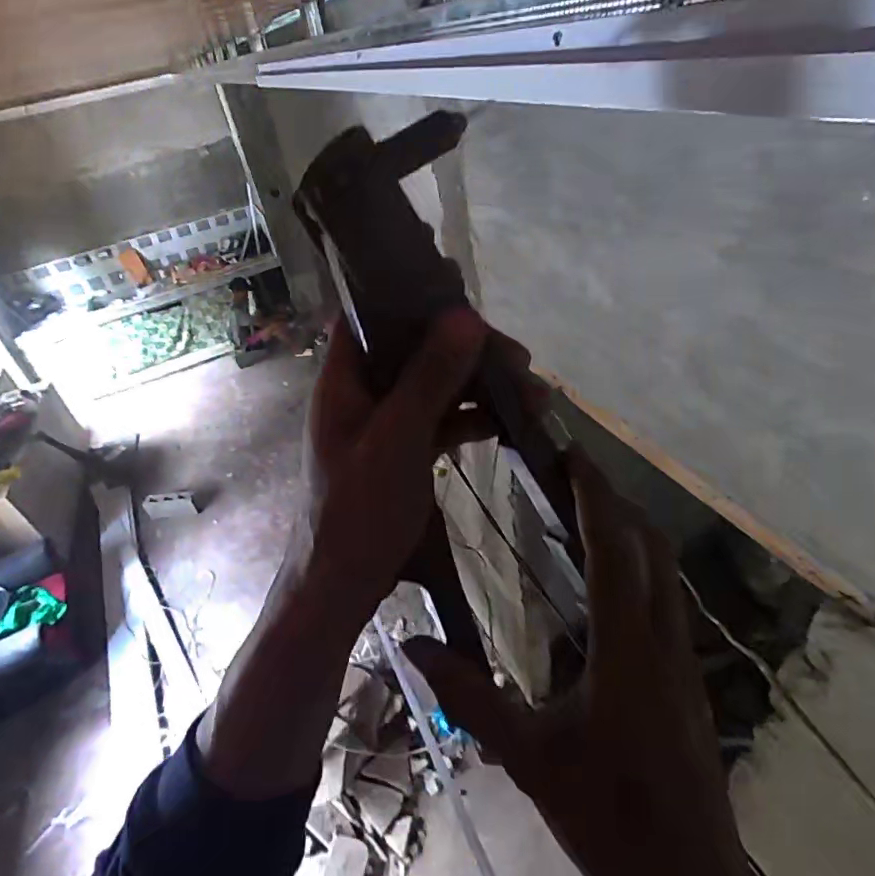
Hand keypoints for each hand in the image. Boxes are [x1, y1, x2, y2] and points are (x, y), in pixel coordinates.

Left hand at [303, 308, 490, 615]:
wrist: (342, 585)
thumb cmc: (358, 510)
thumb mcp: (398, 439)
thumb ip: (429, 378)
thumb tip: (466, 317)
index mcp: (343, 379)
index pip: (366, 316)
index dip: (406, 295)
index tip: (458, 290)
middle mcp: (362, 392)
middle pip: (413, 349)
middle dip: (465, 348)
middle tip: (517, 357)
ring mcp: (384, 422)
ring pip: (433, 385)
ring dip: (478, 384)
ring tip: (532, 391)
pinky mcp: (403, 449)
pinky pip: (440, 419)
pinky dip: (472, 417)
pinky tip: (511, 421)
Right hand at [403, 453, 768, 875]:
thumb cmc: (608, 815)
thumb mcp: (531, 759)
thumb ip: (471, 699)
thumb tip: (413, 645)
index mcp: (627, 651)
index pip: (616, 551)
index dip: (595, 495)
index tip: (572, 454)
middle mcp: (663, 641)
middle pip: (650, 547)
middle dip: (613, 501)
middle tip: (569, 475)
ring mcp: (683, 659)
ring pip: (664, 571)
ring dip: (629, 530)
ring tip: (583, 513)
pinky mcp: (687, 677)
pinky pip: (664, 598)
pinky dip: (637, 566)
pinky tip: (605, 581)